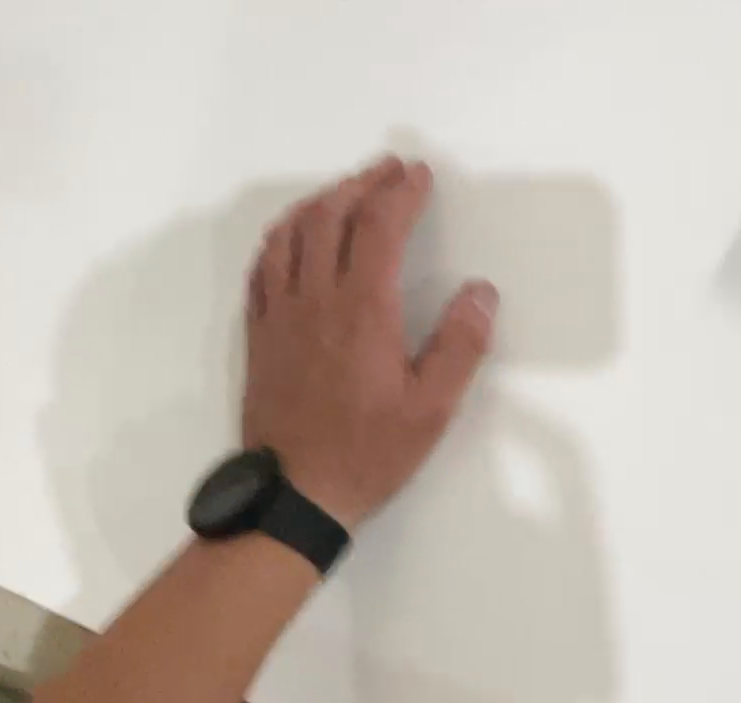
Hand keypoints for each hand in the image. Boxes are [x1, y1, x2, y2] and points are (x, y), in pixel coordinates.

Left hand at [242, 157, 498, 528]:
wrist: (297, 493)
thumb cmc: (369, 453)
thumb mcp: (432, 409)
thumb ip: (459, 346)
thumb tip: (481, 292)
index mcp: (363, 311)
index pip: (380, 227)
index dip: (401, 193)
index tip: (418, 175)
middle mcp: (316, 299)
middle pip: (332, 216)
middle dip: (362, 184)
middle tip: (387, 171)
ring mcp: (280, 314)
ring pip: (291, 234)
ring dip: (319, 202)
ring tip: (343, 192)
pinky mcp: (260, 335)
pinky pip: (263, 267)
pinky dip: (281, 237)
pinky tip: (292, 239)